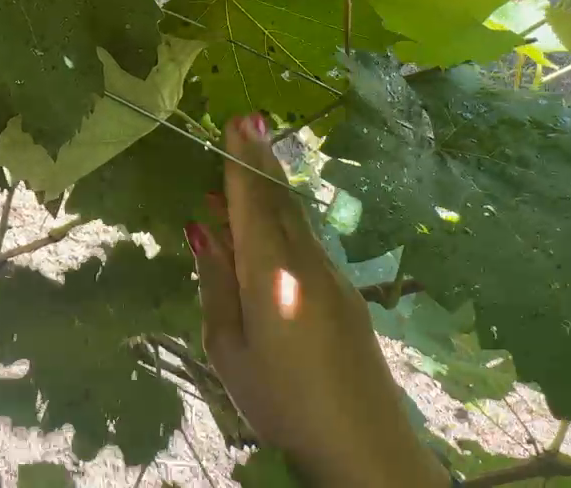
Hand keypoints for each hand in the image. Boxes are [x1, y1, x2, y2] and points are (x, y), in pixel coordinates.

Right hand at [186, 113, 449, 487]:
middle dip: (260, 160)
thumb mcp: (228, 347)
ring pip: (296, 219)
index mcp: (272, 275)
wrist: (368, 456)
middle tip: (244, 123)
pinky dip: (282, 221)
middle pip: (280, 200)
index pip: (253, 202)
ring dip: (268, 190)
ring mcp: (333, 280)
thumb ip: (215, 283)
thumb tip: (202, 229)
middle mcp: (307, 265)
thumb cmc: (282, 403)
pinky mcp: (347, 298)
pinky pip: (307, 242)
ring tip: (237, 176)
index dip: (243, 159)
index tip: (240, 117)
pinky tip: (263, 231)